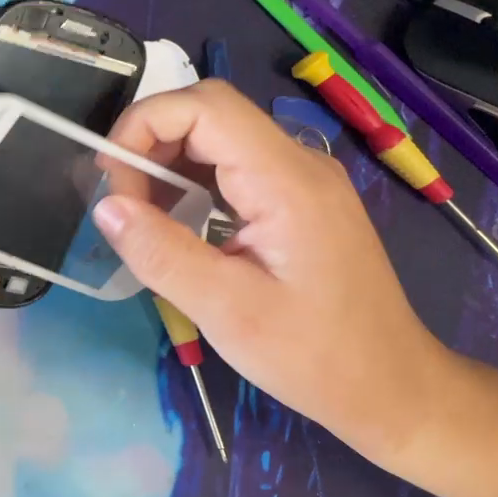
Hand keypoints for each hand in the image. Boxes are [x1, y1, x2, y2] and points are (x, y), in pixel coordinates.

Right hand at [90, 80, 458, 458]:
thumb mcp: (227, 311)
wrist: (392, 389)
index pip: (204, 107)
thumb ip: (162, 254)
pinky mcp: (294, 198)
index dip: (144, 125)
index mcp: (286, 181)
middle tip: (121, 201)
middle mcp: (297, 163)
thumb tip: (105, 206)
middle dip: (149, 143)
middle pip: (207, 113)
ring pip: (215, 136)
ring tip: (140, 217)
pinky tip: (173, 222)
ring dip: (165, 163)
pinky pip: (229, 165)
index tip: (113, 180)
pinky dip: (188, 181)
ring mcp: (299, 178)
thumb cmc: (314, 356)